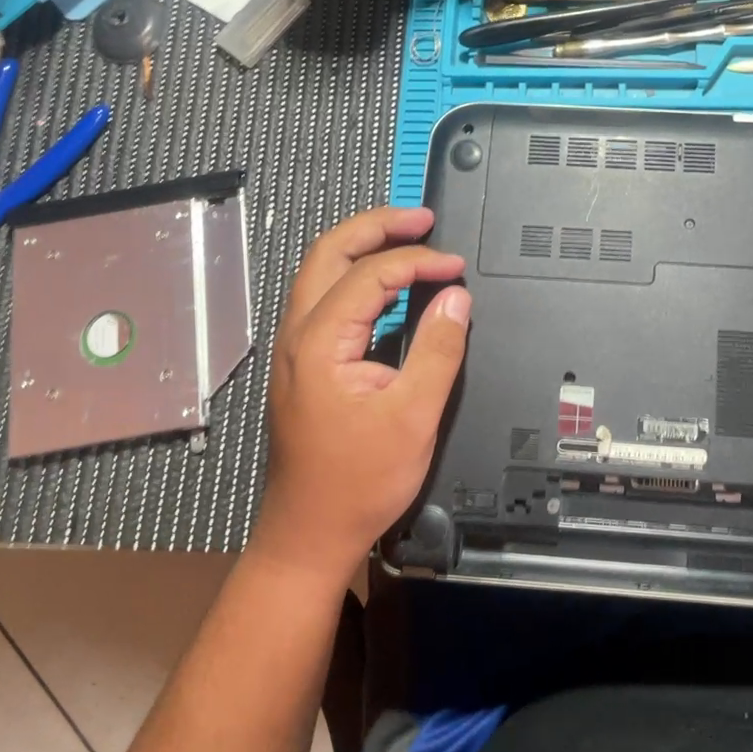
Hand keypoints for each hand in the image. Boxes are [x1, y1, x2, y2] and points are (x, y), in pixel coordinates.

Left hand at [254, 206, 470, 577]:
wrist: (309, 533)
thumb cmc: (359, 482)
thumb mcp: (414, 415)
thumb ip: (438, 349)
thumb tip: (456, 297)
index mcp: (320, 342)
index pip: (370, 275)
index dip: (418, 261)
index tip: (457, 268)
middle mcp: (297, 334)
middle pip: (328, 253)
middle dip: (376, 227)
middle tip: (421, 218)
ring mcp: (295, 348)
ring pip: (320, 272)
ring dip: (361, 247)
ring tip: (407, 237)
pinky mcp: (303, 362)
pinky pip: (325, 298)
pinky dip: (357, 277)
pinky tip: (387, 284)